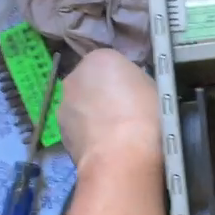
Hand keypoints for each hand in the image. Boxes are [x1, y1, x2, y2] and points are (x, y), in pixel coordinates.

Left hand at [57, 49, 161, 175]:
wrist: (122, 157)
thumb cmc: (145, 116)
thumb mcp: (154, 87)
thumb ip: (135, 83)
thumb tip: (130, 93)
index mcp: (100, 58)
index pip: (112, 63)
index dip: (125, 80)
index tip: (137, 96)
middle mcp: (74, 76)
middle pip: (92, 83)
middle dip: (104, 95)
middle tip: (126, 114)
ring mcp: (63, 105)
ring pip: (82, 106)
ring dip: (94, 116)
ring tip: (116, 136)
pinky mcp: (60, 133)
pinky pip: (78, 128)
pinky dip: (89, 135)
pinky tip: (105, 148)